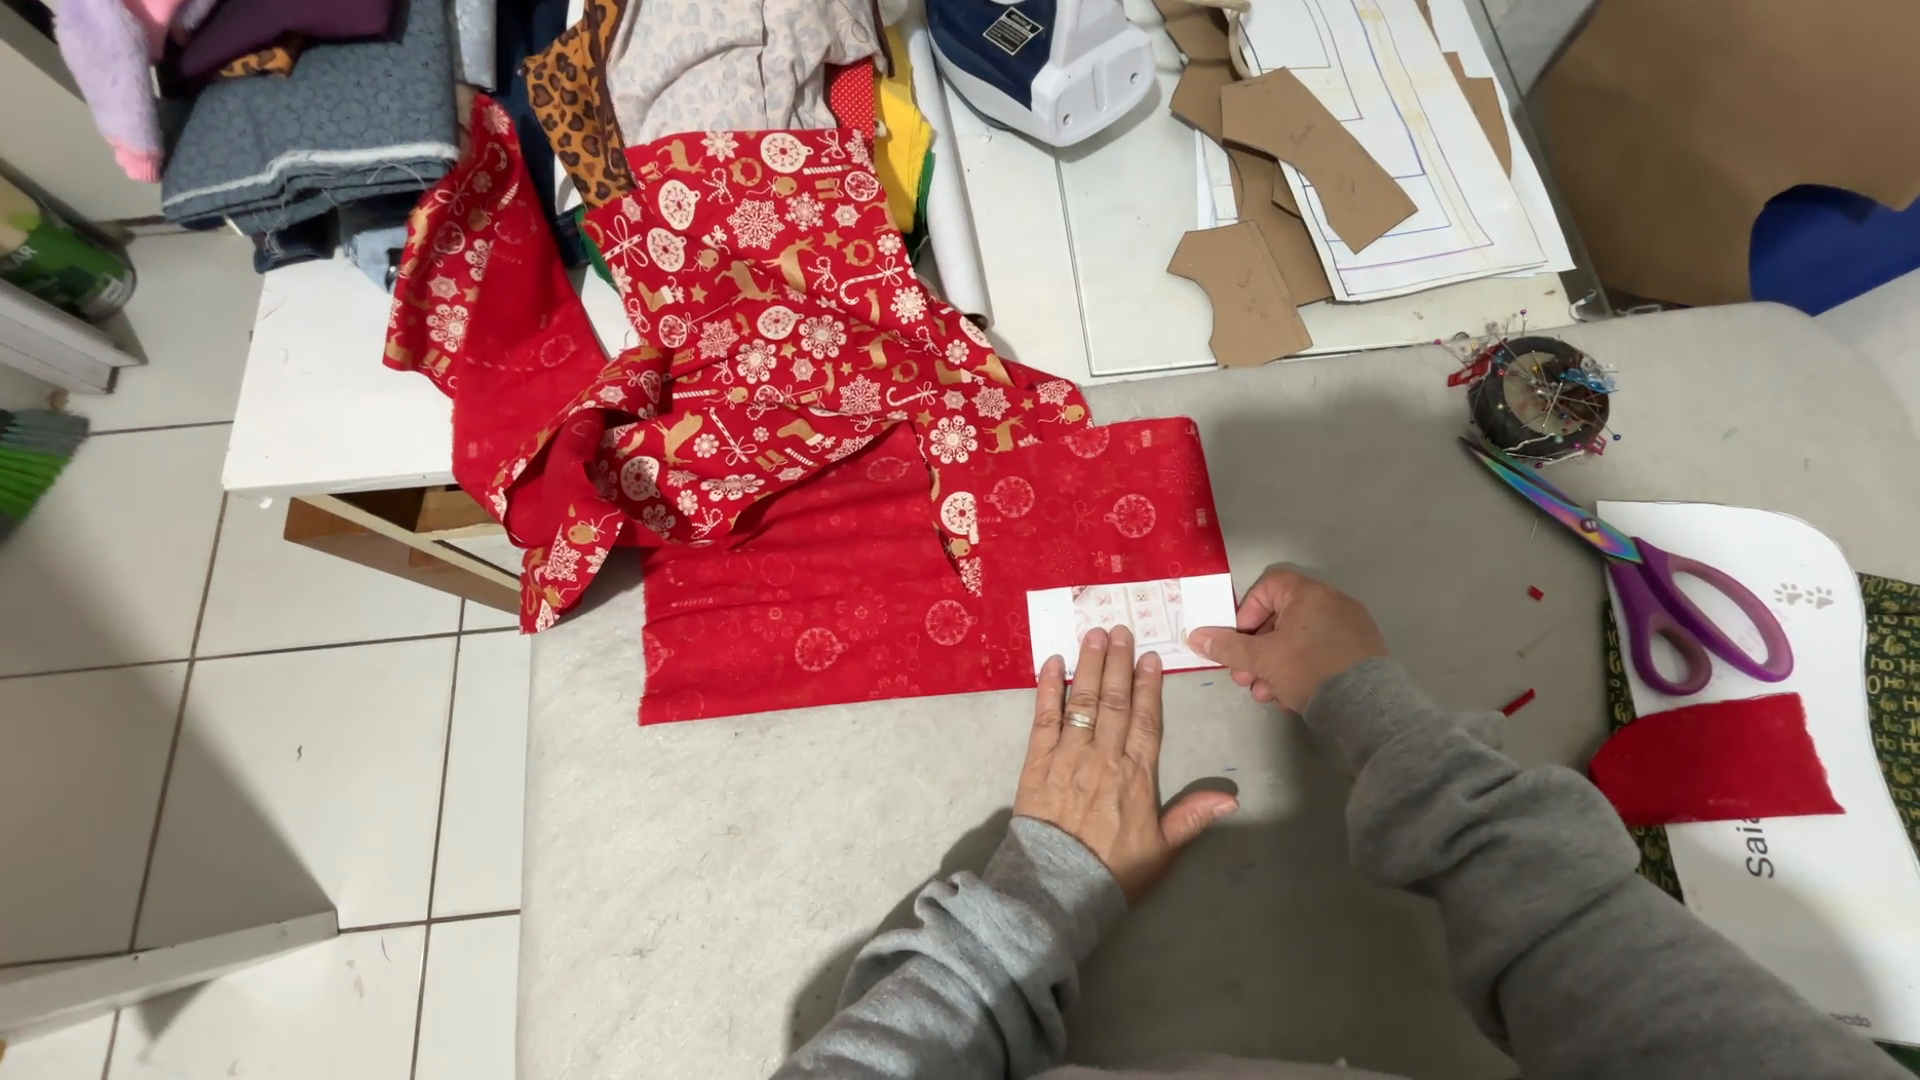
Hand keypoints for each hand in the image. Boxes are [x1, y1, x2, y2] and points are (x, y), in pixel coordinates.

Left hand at [1016, 626, 1238, 903]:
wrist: (1057, 887)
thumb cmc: (1113, 870)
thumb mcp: (1162, 851)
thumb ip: (1192, 818)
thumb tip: (1231, 798)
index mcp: (1136, 775)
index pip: (1146, 720)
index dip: (1149, 686)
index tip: (1150, 658)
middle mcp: (1104, 755)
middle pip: (1115, 700)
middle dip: (1119, 662)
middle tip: (1121, 629)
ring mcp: (1068, 754)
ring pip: (1083, 700)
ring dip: (1089, 665)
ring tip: (1094, 635)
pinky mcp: (1037, 759)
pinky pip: (1044, 716)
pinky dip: (1048, 688)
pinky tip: (1051, 663)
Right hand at [1186, 568, 1387, 712]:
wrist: (1368, 708)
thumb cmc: (1309, 670)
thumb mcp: (1261, 659)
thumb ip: (1227, 647)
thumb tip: (1195, 638)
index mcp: (1308, 594)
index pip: (1267, 587)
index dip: (1246, 613)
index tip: (1239, 641)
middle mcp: (1332, 603)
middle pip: (1280, 619)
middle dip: (1255, 651)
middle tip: (1244, 677)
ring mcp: (1349, 628)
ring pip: (1298, 641)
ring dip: (1273, 666)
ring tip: (1265, 694)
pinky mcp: (1361, 652)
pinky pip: (1319, 653)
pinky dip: (1300, 670)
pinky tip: (1290, 697)